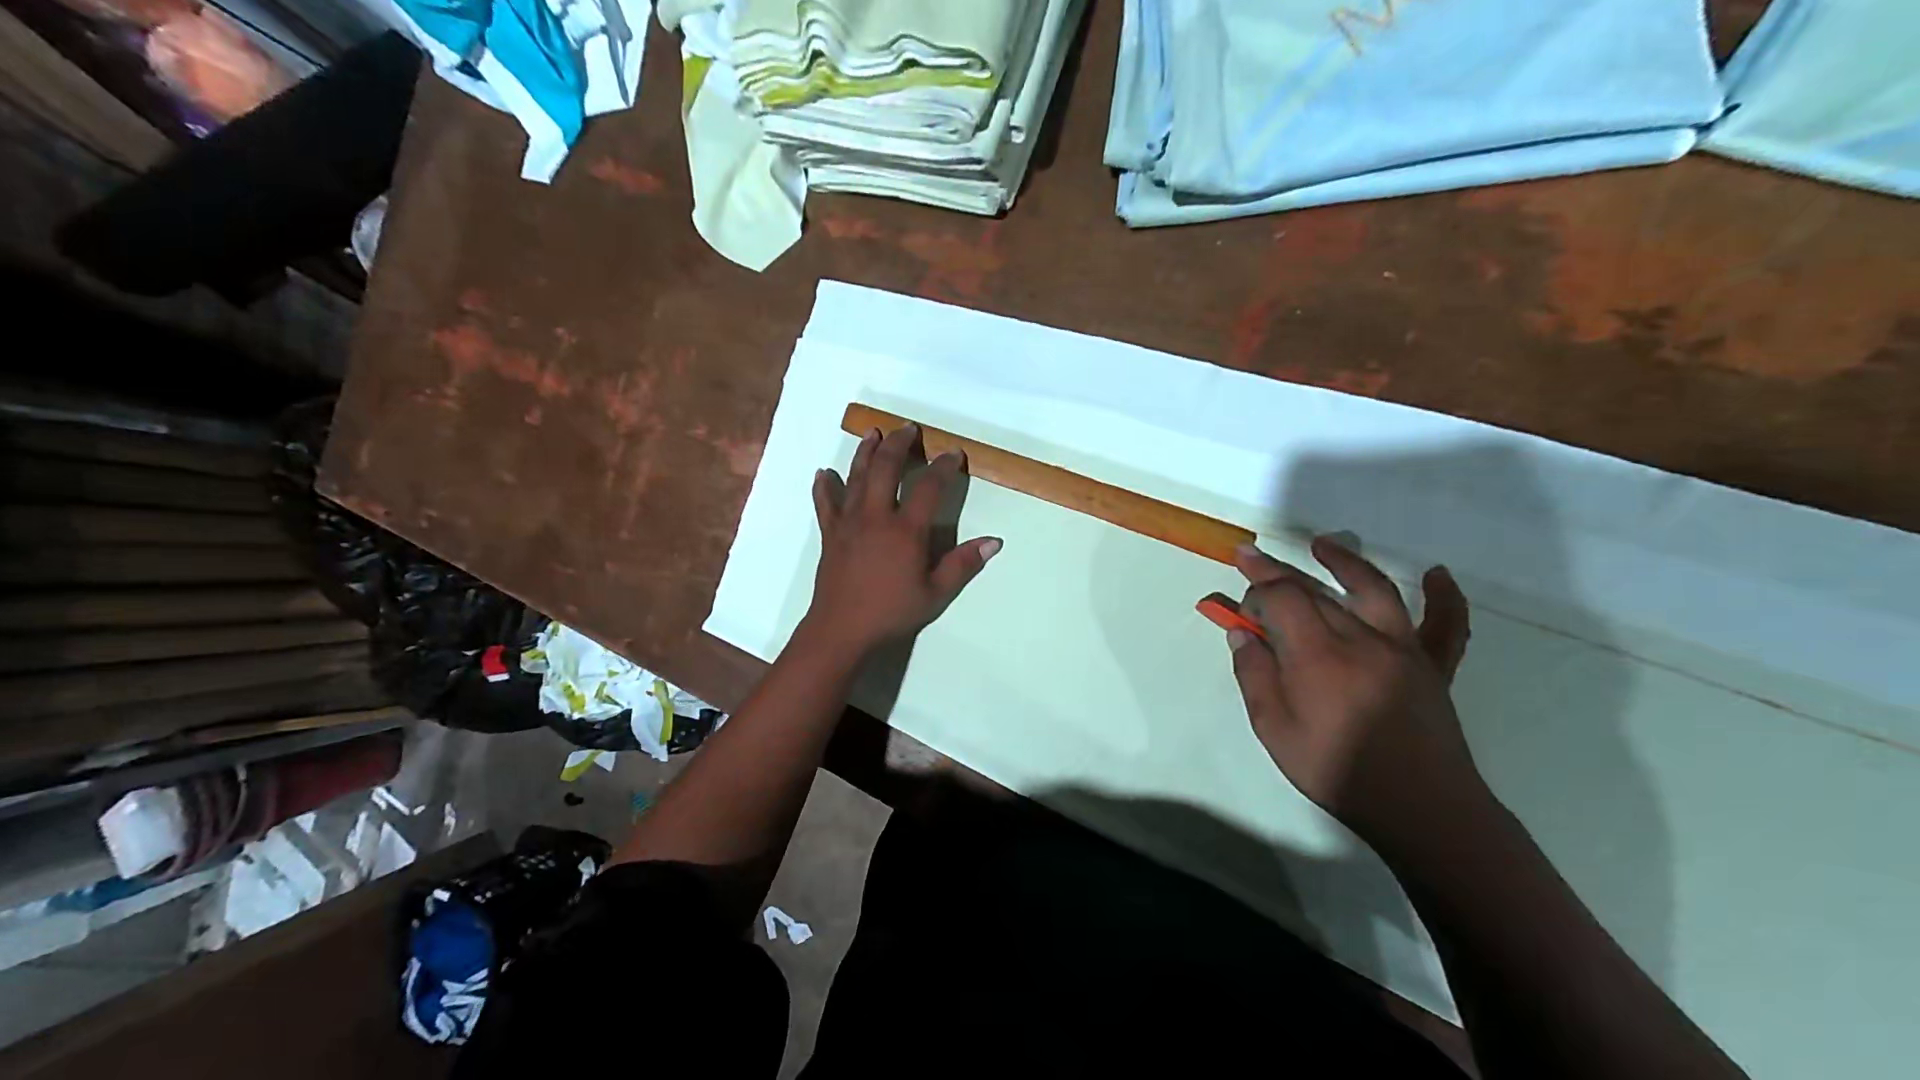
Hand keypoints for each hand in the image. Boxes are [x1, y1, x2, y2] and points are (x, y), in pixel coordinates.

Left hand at [803, 424, 1002, 655]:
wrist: (841, 629)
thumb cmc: (891, 612)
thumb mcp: (935, 593)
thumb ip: (962, 564)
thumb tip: (994, 542)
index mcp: (905, 530)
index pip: (929, 487)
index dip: (944, 467)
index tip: (954, 453)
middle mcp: (875, 517)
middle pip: (885, 468)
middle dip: (899, 444)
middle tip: (909, 429)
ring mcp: (848, 523)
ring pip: (855, 477)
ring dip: (865, 452)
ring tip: (873, 433)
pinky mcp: (829, 534)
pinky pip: (825, 503)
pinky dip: (825, 486)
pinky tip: (823, 473)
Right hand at [1222, 537, 1482, 849]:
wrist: (1418, 807)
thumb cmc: (1335, 770)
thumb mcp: (1275, 729)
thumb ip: (1254, 676)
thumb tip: (1241, 634)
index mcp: (1317, 654)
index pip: (1281, 599)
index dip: (1255, 590)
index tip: (1236, 595)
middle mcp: (1361, 639)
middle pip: (1316, 591)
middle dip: (1278, 572)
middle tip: (1252, 557)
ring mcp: (1402, 649)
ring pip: (1374, 590)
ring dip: (1346, 562)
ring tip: (1323, 544)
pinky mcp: (1432, 666)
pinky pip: (1445, 626)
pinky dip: (1444, 598)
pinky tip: (1437, 573)